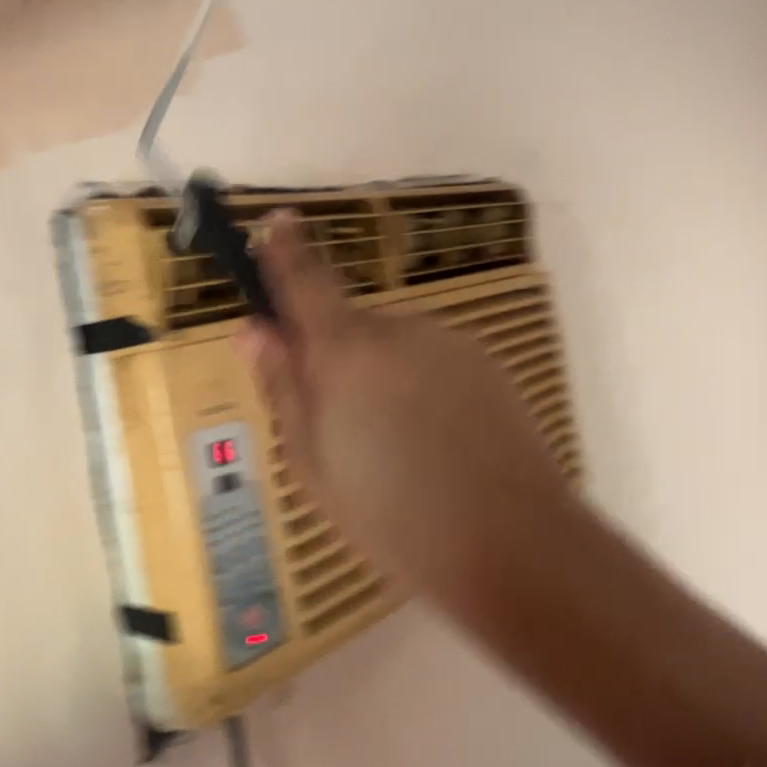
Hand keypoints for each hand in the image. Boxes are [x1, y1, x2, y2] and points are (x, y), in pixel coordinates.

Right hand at [239, 210, 574, 609]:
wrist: (512, 544)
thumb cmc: (390, 513)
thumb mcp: (310, 462)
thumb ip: (282, 387)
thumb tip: (254, 331)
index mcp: (345, 351)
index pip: (305, 282)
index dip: (284, 250)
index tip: (275, 222)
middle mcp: (399, 331)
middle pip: (347, 328)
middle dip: (333, 360)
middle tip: (337, 430)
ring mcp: (449, 344)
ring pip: (391, 350)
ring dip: (379, 380)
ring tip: (394, 452)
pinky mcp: (487, 365)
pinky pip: (432, 364)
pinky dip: (420, 391)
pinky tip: (435, 446)